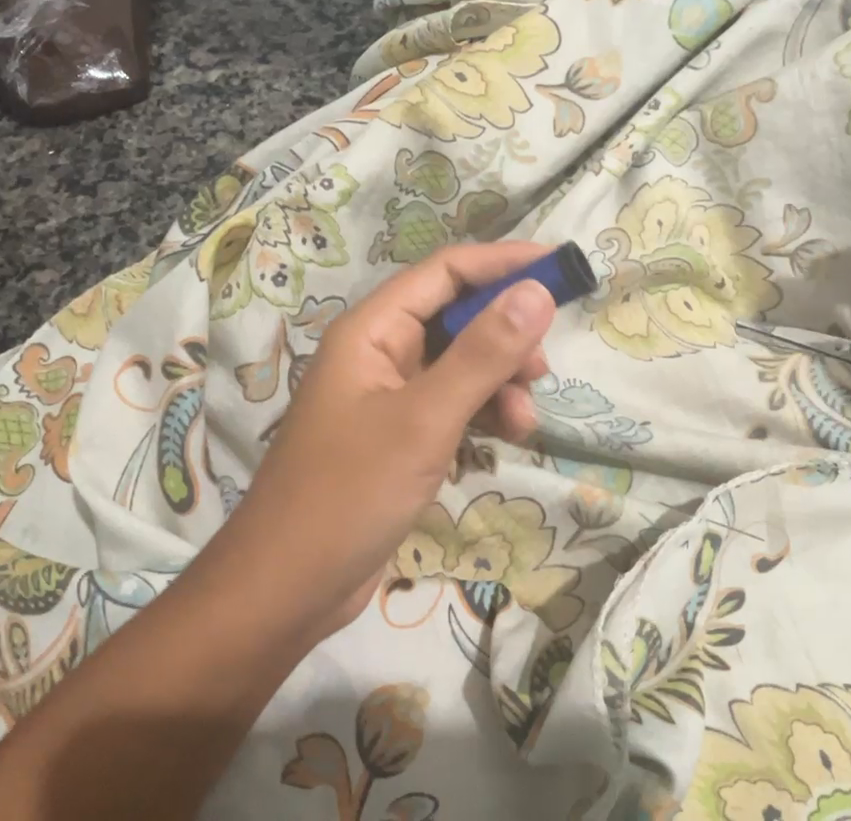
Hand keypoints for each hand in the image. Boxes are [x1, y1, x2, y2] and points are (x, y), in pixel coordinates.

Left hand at [223, 242, 555, 636]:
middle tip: (542, 369)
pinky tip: (506, 437)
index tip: (561, 270)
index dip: (503, 264)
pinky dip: (483, 413)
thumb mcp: (425, 419)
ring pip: (460, 364)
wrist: (289, 587)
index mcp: (372, 330)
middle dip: (506, 335)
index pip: (445, 272)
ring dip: (500, 381)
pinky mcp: (398, 437)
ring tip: (525, 420)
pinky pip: (452, 404)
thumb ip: (483, 354)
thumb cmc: (350, 493)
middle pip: (456, 316)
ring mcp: (388, 397)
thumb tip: (537, 292)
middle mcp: (379, 353)